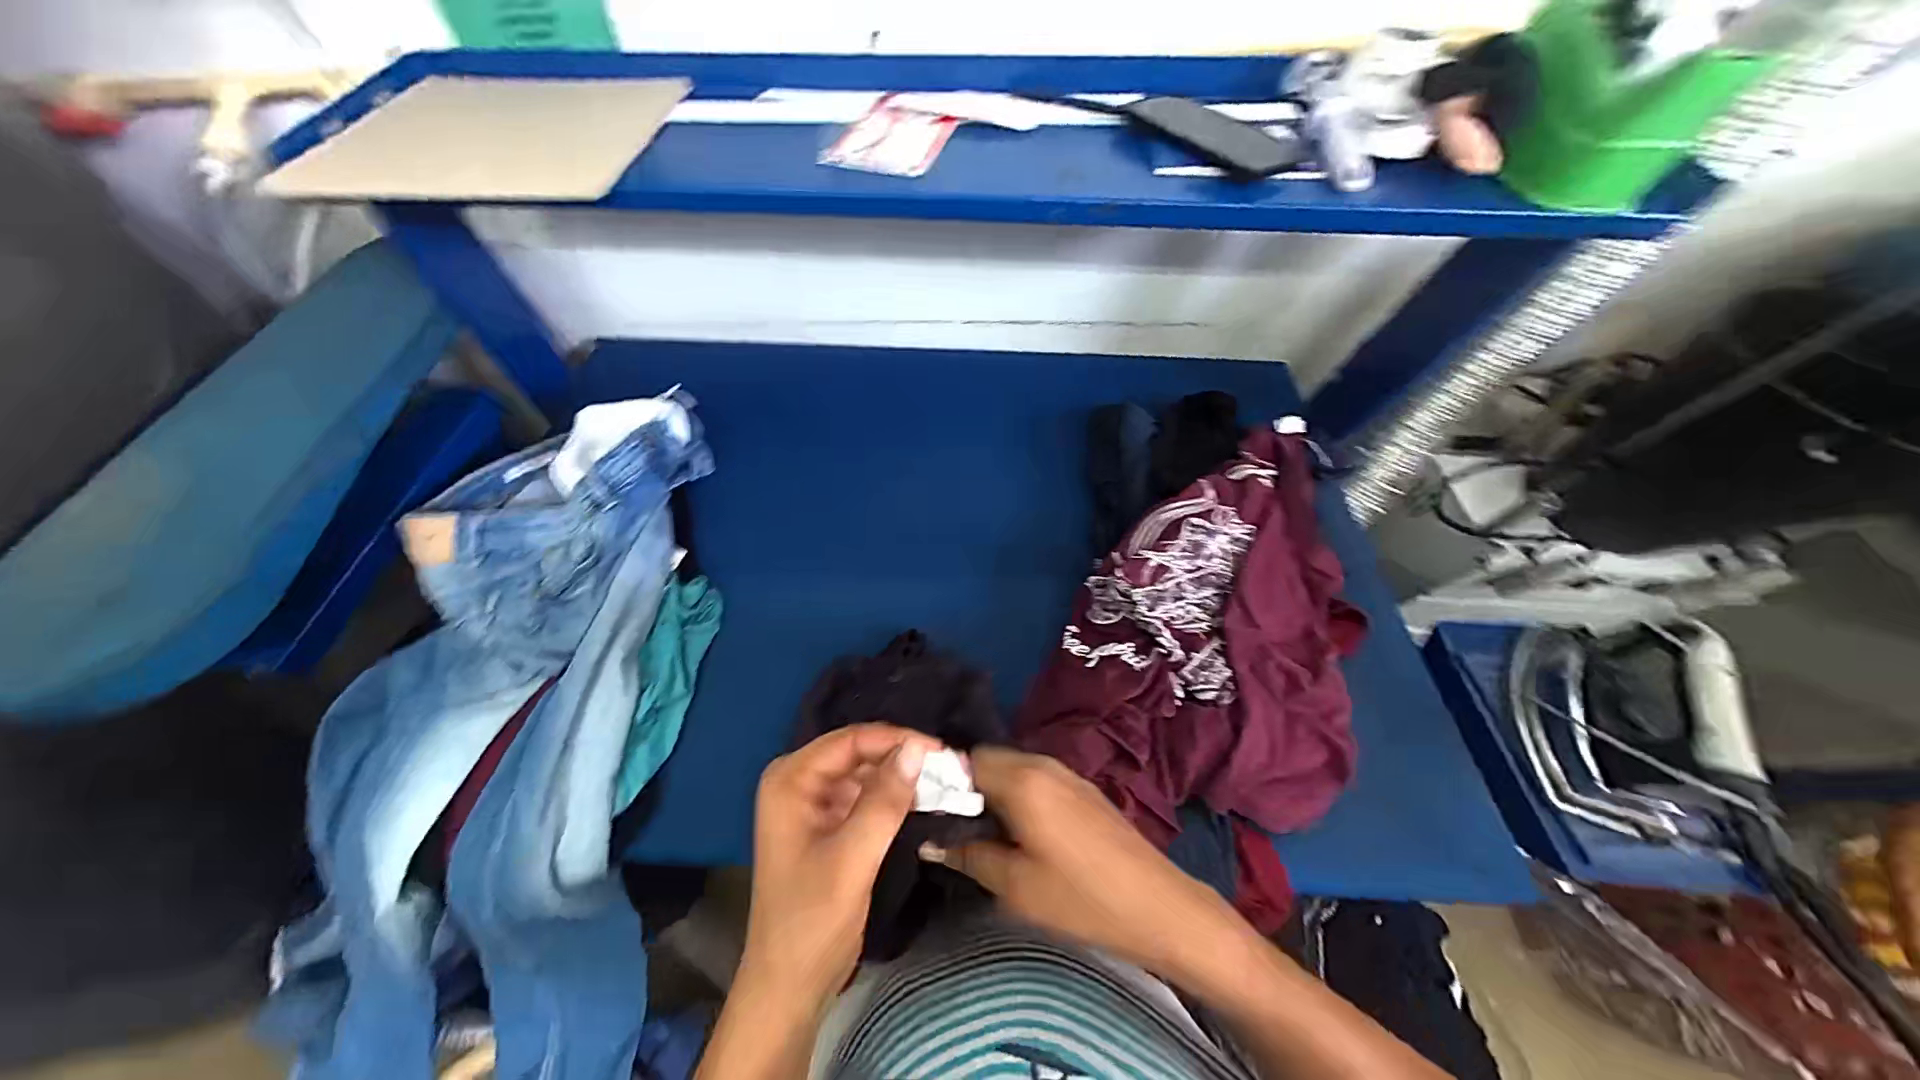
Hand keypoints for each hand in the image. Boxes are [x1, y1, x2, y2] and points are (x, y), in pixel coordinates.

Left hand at [738, 724, 936, 999]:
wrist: (790, 986)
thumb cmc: (812, 921)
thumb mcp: (852, 858)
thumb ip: (885, 801)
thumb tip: (918, 748)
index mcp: (790, 780)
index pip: (850, 740)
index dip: (896, 739)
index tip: (941, 751)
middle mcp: (797, 782)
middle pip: (858, 752)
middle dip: (901, 756)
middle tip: (949, 767)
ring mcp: (812, 804)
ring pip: (865, 773)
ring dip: (901, 776)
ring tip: (944, 781)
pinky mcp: (828, 824)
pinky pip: (865, 796)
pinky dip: (893, 797)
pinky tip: (923, 800)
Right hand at [920, 745, 1258, 983]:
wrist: (1160, 907)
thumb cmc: (1082, 898)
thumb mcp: (1015, 886)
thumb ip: (968, 855)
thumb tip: (931, 842)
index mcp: (1023, 779)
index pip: (967, 758)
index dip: (944, 780)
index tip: (929, 809)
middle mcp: (1044, 764)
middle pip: (990, 759)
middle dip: (968, 786)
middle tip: (953, 824)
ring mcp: (1068, 774)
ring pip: (1014, 769)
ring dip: (993, 791)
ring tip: (982, 832)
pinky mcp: (1084, 790)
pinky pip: (1036, 779)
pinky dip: (1018, 796)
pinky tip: (1019, 832)